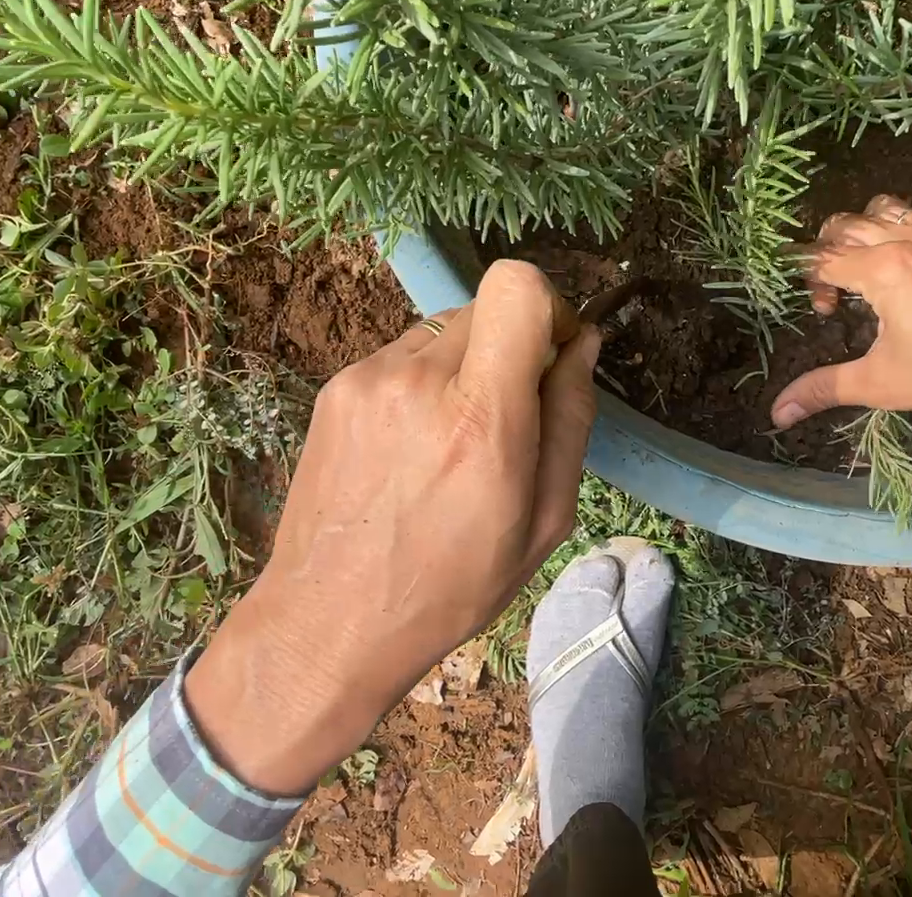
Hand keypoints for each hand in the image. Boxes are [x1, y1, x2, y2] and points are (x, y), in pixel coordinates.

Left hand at [184, 260, 600, 794]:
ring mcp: (367, 379)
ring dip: (465, 365)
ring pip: (444, 329)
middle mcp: (418, 380)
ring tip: (451, 439)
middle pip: (486, 306)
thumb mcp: (545, 520)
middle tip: (506, 416)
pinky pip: (403, 355)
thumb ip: (572, 418)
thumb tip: (582, 342)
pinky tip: (413, 446)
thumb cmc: (454, 585)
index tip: (553, 354)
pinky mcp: (335, 387)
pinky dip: (424, 381)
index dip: (548, 306)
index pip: (517, 289)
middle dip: (511, 346)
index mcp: (481, 419)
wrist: (329, 623)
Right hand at [771, 194, 911, 513]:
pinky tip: (900, 273)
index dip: (810, 282)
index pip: (822, 257)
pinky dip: (892, 231)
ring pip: (881, 210)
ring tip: (862, 273)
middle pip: (844, 225)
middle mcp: (907, 242)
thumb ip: (824, 389)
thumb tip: (778, 414)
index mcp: (883, 269)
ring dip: (859, 233)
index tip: (824, 314)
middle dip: (826, 254)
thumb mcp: (882, 384)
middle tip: (836, 299)